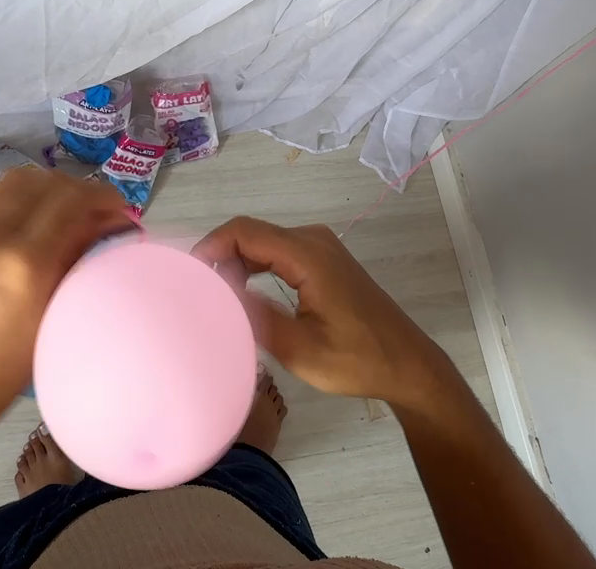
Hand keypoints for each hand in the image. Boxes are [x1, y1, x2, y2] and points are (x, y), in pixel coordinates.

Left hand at [0, 167, 132, 446]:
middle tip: (94, 210)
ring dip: (45, 186)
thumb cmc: (1, 375)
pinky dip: (12, 194)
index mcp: (25, 263)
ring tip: (59, 209)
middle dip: (78, 190)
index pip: (73, 200)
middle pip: (46, 182)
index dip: (103, 196)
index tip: (118, 209)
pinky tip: (21, 214)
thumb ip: (76, 262)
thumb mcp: (51, 318)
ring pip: (14, 179)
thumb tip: (104, 227)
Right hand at [194, 217, 454, 407]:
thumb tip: (215, 295)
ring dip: (236, 263)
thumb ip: (256, 318)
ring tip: (214, 297)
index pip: (244, 231)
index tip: (188, 274)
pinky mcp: (323, 260)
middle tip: (196, 292)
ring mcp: (320, 247)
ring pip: (263, 242)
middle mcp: (312, 240)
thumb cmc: (357, 360)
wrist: (408, 364)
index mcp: (307, 255)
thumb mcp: (300, 349)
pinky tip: (243, 294)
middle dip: (219, 256)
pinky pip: (278, 252)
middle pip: (251, 233)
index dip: (210, 245)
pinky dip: (255, 267)